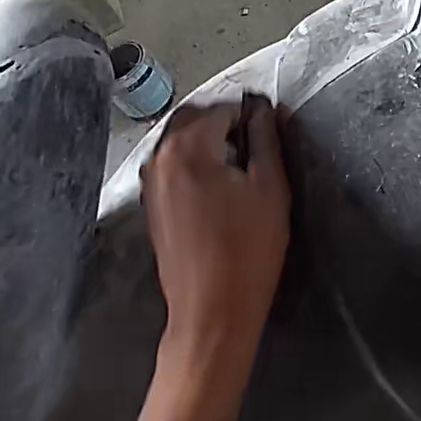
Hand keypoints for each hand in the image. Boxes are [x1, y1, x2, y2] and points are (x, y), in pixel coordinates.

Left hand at [141, 95, 291, 351]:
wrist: (211, 312)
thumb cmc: (247, 250)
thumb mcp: (270, 188)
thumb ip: (266, 139)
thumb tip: (262, 108)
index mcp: (187, 146)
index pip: (222, 108)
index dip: (249, 115)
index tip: (269, 130)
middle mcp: (159, 156)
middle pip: (194, 119)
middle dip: (224, 124)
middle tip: (255, 148)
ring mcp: (150, 181)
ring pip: (180, 142)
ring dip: (208, 143)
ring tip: (239, 170)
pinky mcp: (150, 203)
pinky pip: (172, 166)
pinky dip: (193, 164)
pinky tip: (217, 189)